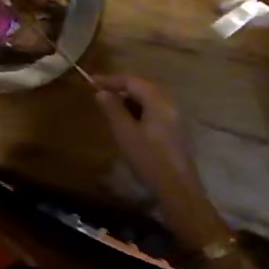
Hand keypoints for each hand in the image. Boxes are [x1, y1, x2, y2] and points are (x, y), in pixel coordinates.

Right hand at [92, 75, 203, 200]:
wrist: (177, 189)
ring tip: (112, 106)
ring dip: (130, 98)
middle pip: (144, 86)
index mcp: (159, 102)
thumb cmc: (149, 159)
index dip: (111, 80)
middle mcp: (170, 104)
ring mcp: (175, 117)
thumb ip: (113, 110)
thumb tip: (101, 92)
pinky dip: (139, 109)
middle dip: (122, 87)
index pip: (133, 81)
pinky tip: (129, 121)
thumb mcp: (125, 133)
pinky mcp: (175, 129)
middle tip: (101, 92)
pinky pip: (155, 109)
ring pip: (150, 98)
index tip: (92, 82)